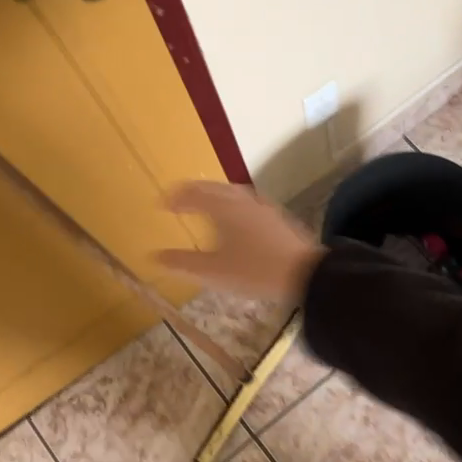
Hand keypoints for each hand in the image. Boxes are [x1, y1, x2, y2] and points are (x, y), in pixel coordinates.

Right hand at [158, 182, 324, 302]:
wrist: (306, 274)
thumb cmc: (255, 272)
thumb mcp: (214, 272)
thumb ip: (183, 263)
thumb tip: (154, 256)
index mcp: (224, 208)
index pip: (194, 194)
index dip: (175, 197)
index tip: (161, 204)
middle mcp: (243, 201)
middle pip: (215, 188)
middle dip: (194, 191)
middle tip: (180, 199)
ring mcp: (263, 208)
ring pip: (234, 194)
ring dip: (215, 195)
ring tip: (205, 206)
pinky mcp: (277, 219)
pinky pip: (248, 203)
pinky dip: (233, 205)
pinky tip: (236, 220)